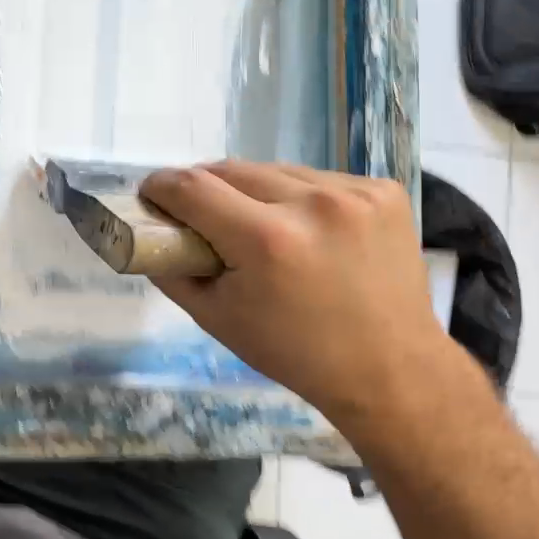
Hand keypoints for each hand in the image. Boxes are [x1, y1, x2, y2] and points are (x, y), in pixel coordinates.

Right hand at [141, 162, 467, 423]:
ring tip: (255, 225)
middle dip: (203, 188)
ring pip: (274, 171)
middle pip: (230, 169)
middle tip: (195, 214)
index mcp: (265, 240)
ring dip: (252, 191)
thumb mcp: (215, 319)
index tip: (150, 195)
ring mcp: (354, 193)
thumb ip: (173, 271)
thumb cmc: (292, 352)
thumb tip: (149, 235)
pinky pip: (316, 179)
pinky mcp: (384, 190)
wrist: (389, 369)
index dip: (160, 187)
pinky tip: (304, 230)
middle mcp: (312, 204)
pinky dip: (297, 198)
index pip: (191, 187)